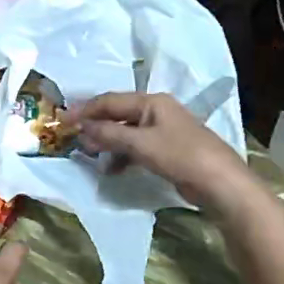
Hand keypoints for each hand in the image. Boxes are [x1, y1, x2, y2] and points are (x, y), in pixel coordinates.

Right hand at [69, 92, 254, 210]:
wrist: (220, 183)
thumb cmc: (180, 155)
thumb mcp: (139, 143)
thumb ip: (108, 134)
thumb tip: (81, 127)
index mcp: (151, 102)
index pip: (109, 100)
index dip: (85, 110)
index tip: (62, 121)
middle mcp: (156, 111)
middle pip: (117, 114)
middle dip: (95, 126)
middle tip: (74, 139)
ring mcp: (163, 130)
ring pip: (125, 131)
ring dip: (107, 142)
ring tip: (91, 156)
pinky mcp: (166, 149)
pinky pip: (135, 146)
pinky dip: (121, 155)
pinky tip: (112, 168)